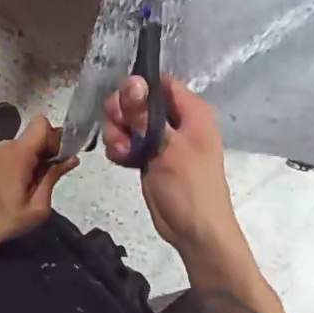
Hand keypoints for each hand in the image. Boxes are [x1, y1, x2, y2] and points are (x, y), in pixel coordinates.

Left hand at [0, 115, 78, 250]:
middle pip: (38, 133)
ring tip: (39, 186)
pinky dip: (29, 162)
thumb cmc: (2, 220)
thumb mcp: (36, 207)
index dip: (57, 137)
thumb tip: (72, 158)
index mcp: (18, 153)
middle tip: (54, 176)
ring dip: (40, 158)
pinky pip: (19, 152)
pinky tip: (26, 186)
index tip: (62, 159)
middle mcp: (8, 145)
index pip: (43, 124)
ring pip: (30, 143)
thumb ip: (53, 178)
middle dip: (51, 149)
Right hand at [103, 77, 242, 257]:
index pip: (161, 83)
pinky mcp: (150, 157)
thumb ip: (144, 114)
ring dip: (118, 134)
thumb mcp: (165, 147)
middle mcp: (177, 121)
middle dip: (122, 114)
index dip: (139, 87)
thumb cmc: (188, 187)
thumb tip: (131, 80)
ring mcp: (163, 140)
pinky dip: (121, 148)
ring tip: (123, 153)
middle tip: (118, 130)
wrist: (195, 232)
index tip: (123, 102)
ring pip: (129, 122)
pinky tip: (121, 161)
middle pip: (139, 101)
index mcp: (192, 112)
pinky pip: (129, 142)